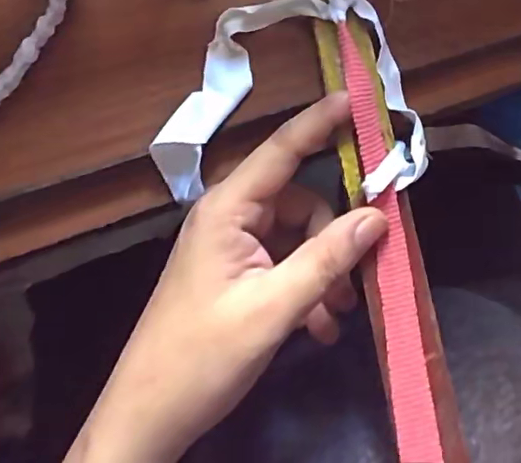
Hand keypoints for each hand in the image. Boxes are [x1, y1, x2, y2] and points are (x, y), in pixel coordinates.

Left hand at [70, 94, 387, 462]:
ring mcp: (232, 243)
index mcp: (228, 208)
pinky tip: (320, 326)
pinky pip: (286, 259)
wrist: (143, 425)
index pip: (282, 148)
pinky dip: (308, 286)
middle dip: (335, 230)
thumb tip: (377, 217)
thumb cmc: (199, 360)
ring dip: (324, 267)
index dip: (321, 120)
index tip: (356, 96)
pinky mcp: (236, 270)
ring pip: (299, 232)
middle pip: (301, 198)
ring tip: (338, 312)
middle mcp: (231, 214)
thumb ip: (326, 260)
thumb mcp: (271, 311)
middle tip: (368, 259)